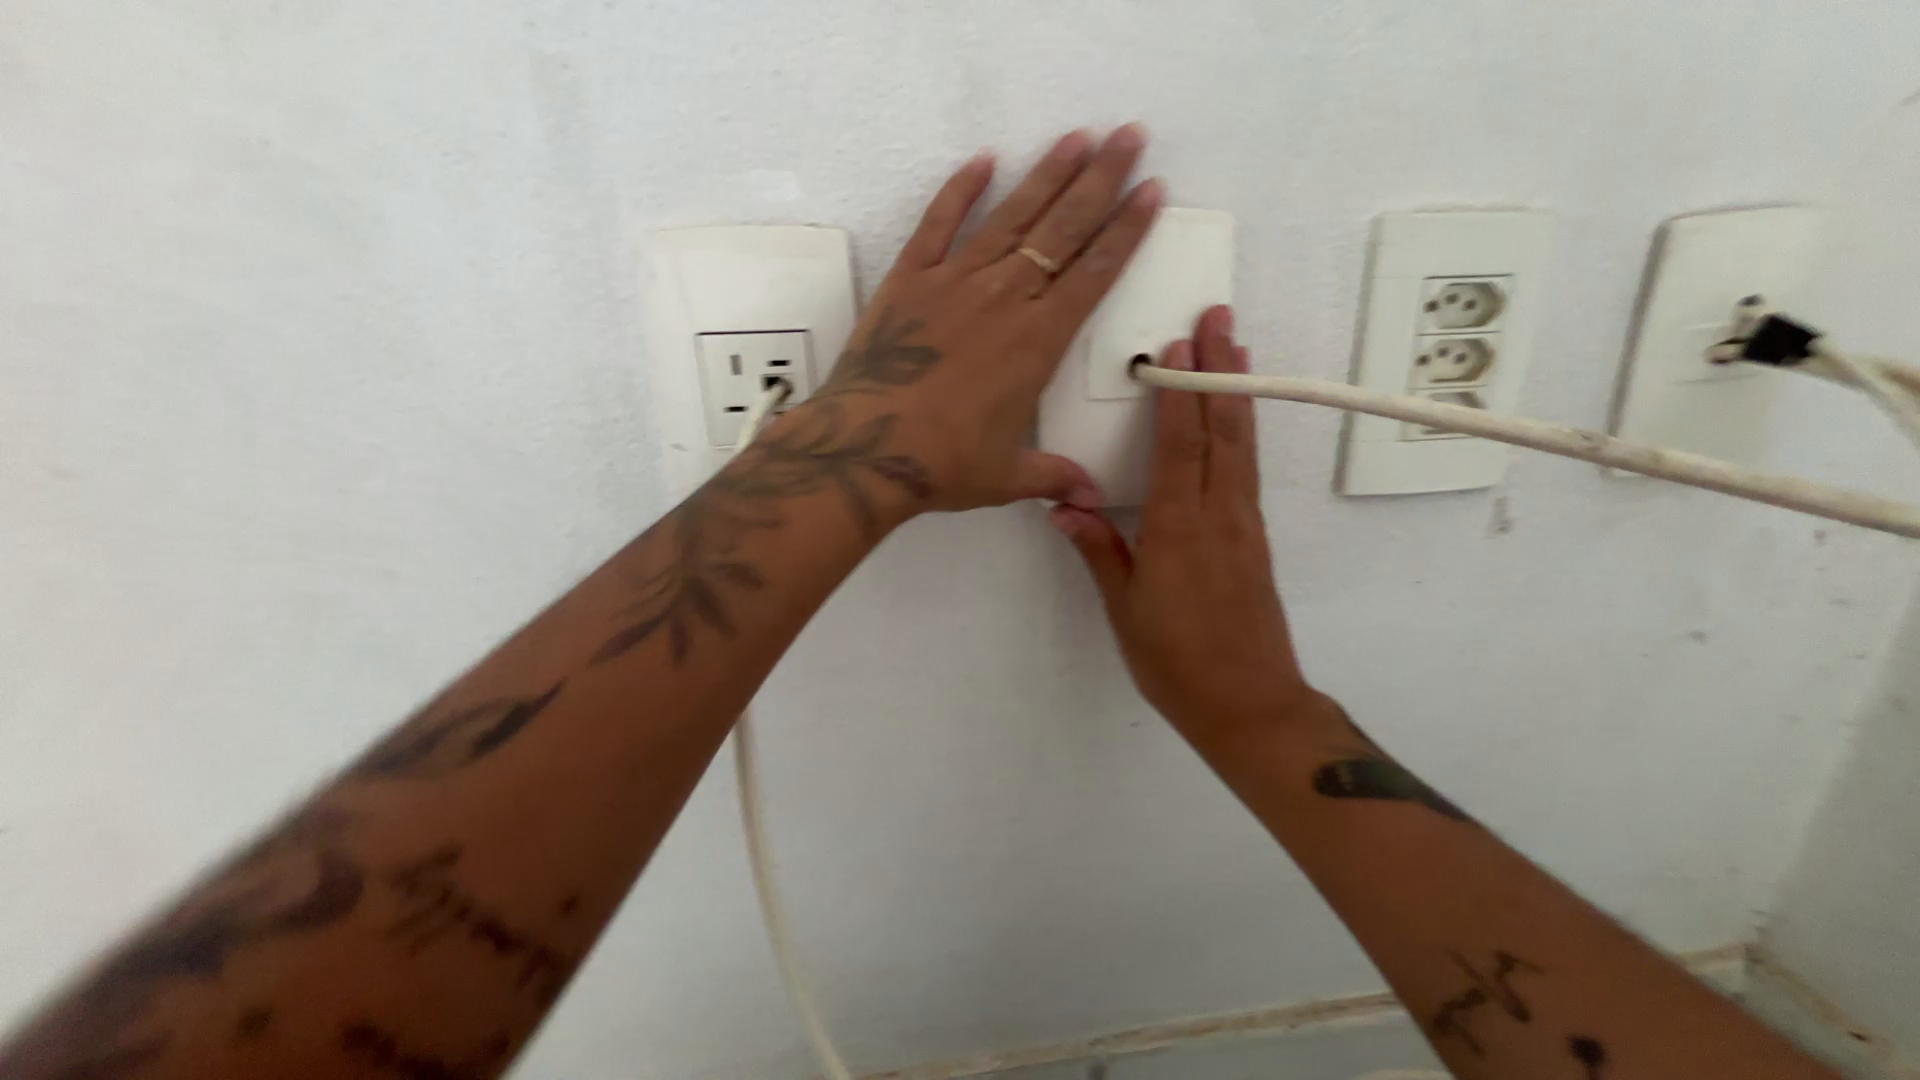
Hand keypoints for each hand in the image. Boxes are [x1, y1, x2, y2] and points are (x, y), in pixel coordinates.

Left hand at [813, 126, 1162, 514]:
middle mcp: (1004, 299)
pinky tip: (983, 160)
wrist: (866, 449)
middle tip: (1130, 137)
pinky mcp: (908, 281)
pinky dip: (960, 191)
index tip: (1151, 192)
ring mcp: (954, 283)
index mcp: (1037, 342)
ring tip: (1077, 137)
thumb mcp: (1006, 477)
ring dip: (1047, 175)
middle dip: (1101, 180)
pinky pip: (937, 224)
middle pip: (1062, 229)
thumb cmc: (942, 465)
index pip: (1095, 274)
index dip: (1126, 231)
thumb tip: (1090, 497)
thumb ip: (1052, 476)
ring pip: (1011, 217)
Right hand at [1049, 306, 1315, 739]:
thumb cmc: (1176, 660)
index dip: (1178, 393)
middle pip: (1222, 431)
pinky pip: (1246, 471)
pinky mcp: (1255, 540)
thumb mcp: (1126, 609)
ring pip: (1241, 446)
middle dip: (1220, 371)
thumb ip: (1100, 551)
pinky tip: (1235, 420)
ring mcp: (1244, 526)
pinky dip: (1241, 433)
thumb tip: (1064, 506)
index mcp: (1179, 529)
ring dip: (1237, 394)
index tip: (1177, 345)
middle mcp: (1219, 516)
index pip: (1180, 446)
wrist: (1248, 704)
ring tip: (1236, 349)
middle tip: (1220, 319)